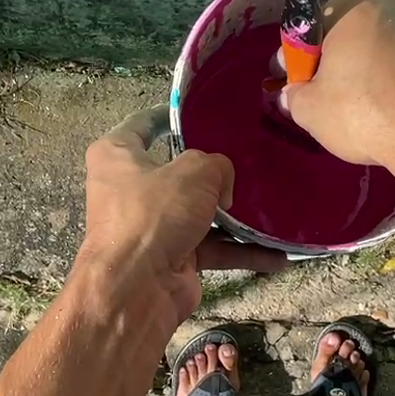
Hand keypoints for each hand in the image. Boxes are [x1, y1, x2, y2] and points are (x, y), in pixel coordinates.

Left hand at [75, 107, 286, 325]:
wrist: (137, 288)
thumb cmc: (154, 214)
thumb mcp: (194, 171)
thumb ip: (217, 165)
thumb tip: (221, 188)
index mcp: (116, 156)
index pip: (142, 125)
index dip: (170, 114)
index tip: (200, 107)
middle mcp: (131, 189)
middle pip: (179, 171)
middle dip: (213, 171)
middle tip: (251, 158)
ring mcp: (153, 226)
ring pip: (200, 213)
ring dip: (236, 216)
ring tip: (274, 204)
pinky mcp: (174, 257)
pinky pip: (215, 248)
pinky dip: (243, 252)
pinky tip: (278, 254)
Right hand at [280, 0, 394, 169]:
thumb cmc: (360, 112)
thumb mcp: (309, 109)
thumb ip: (293, 95)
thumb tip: (292, 92)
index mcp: (350, 8)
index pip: (309, 27)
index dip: (296, 57)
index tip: (296, 81)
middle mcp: (385, 7)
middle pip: (344, 30)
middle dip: (331, 55)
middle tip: (323, 90)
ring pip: (373, 44)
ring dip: (359, 65)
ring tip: (353, 100)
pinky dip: (384, 77)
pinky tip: (380, 104)